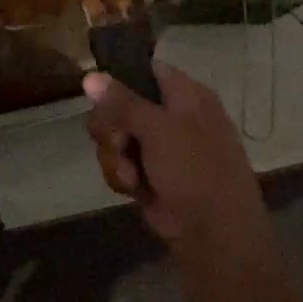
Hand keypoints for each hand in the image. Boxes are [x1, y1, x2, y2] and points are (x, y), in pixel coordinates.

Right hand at [84, 63, 272, 259]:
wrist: (212, 231)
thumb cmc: (195, 170)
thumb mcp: (159, 129)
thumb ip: (123, 102)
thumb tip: (90, 76)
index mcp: (186, 96)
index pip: (145, 71)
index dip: (119, 80)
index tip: (98, 96)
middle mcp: (172, 116)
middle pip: (119, 106)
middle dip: (110, 128)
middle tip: (117, 143)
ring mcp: (159, 147)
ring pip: (114, 137)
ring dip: (114, 158)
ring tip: (130, 176)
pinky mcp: (147, 174)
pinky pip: (119, 163)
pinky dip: (121, 176)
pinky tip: (132, 189)